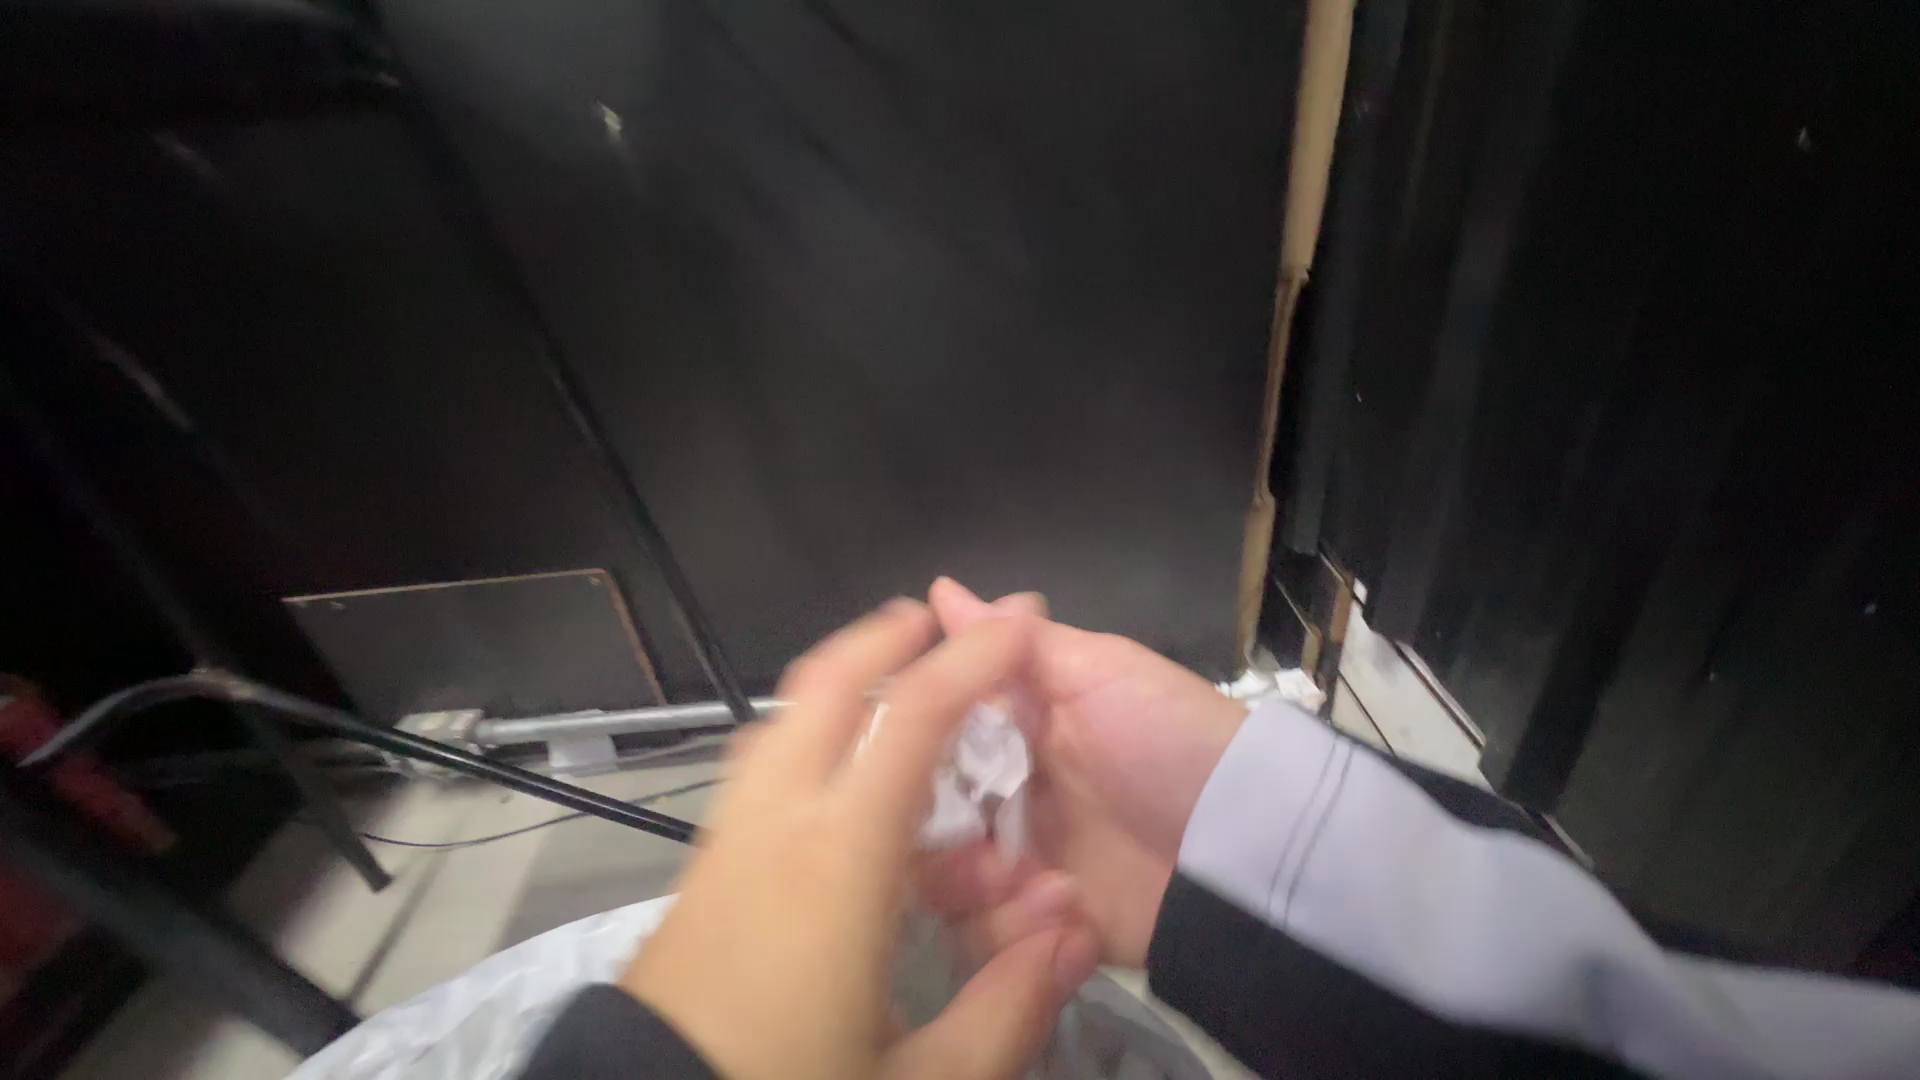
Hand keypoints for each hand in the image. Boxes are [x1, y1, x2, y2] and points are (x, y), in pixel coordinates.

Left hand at [620, 599, 1098, 1079]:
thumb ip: (1006, 1009)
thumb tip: (1076, 937)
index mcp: (839, 858)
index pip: (913, 718)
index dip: (971, 658)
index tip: (1016, 623)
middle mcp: (777, 821)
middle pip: (825, 684)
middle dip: (884, 636)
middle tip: (934, 623)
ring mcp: (729, 836)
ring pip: (786, 716)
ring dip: (842, 679)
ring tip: (893, 685)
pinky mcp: (706, 864)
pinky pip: (765, 762)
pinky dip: (813, 732)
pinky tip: (844, 781)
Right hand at [918, 579, 1246, 966]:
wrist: (1243, 844)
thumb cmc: (1165, 738)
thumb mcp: (1097, 671)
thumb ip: (1011, 642)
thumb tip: (940, 588)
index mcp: (1003, 728)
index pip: (917, 734)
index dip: (905, 748)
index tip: (914, 761)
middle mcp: (994, 792)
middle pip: (911, 815)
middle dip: (940, 833)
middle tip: (990, 837)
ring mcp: (1011, 862)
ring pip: (934, 882)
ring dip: (980, 887)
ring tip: (1052, 881)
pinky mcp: (1036, 925)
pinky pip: (982, 938)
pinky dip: (1018, 930)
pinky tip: (1070, 909)